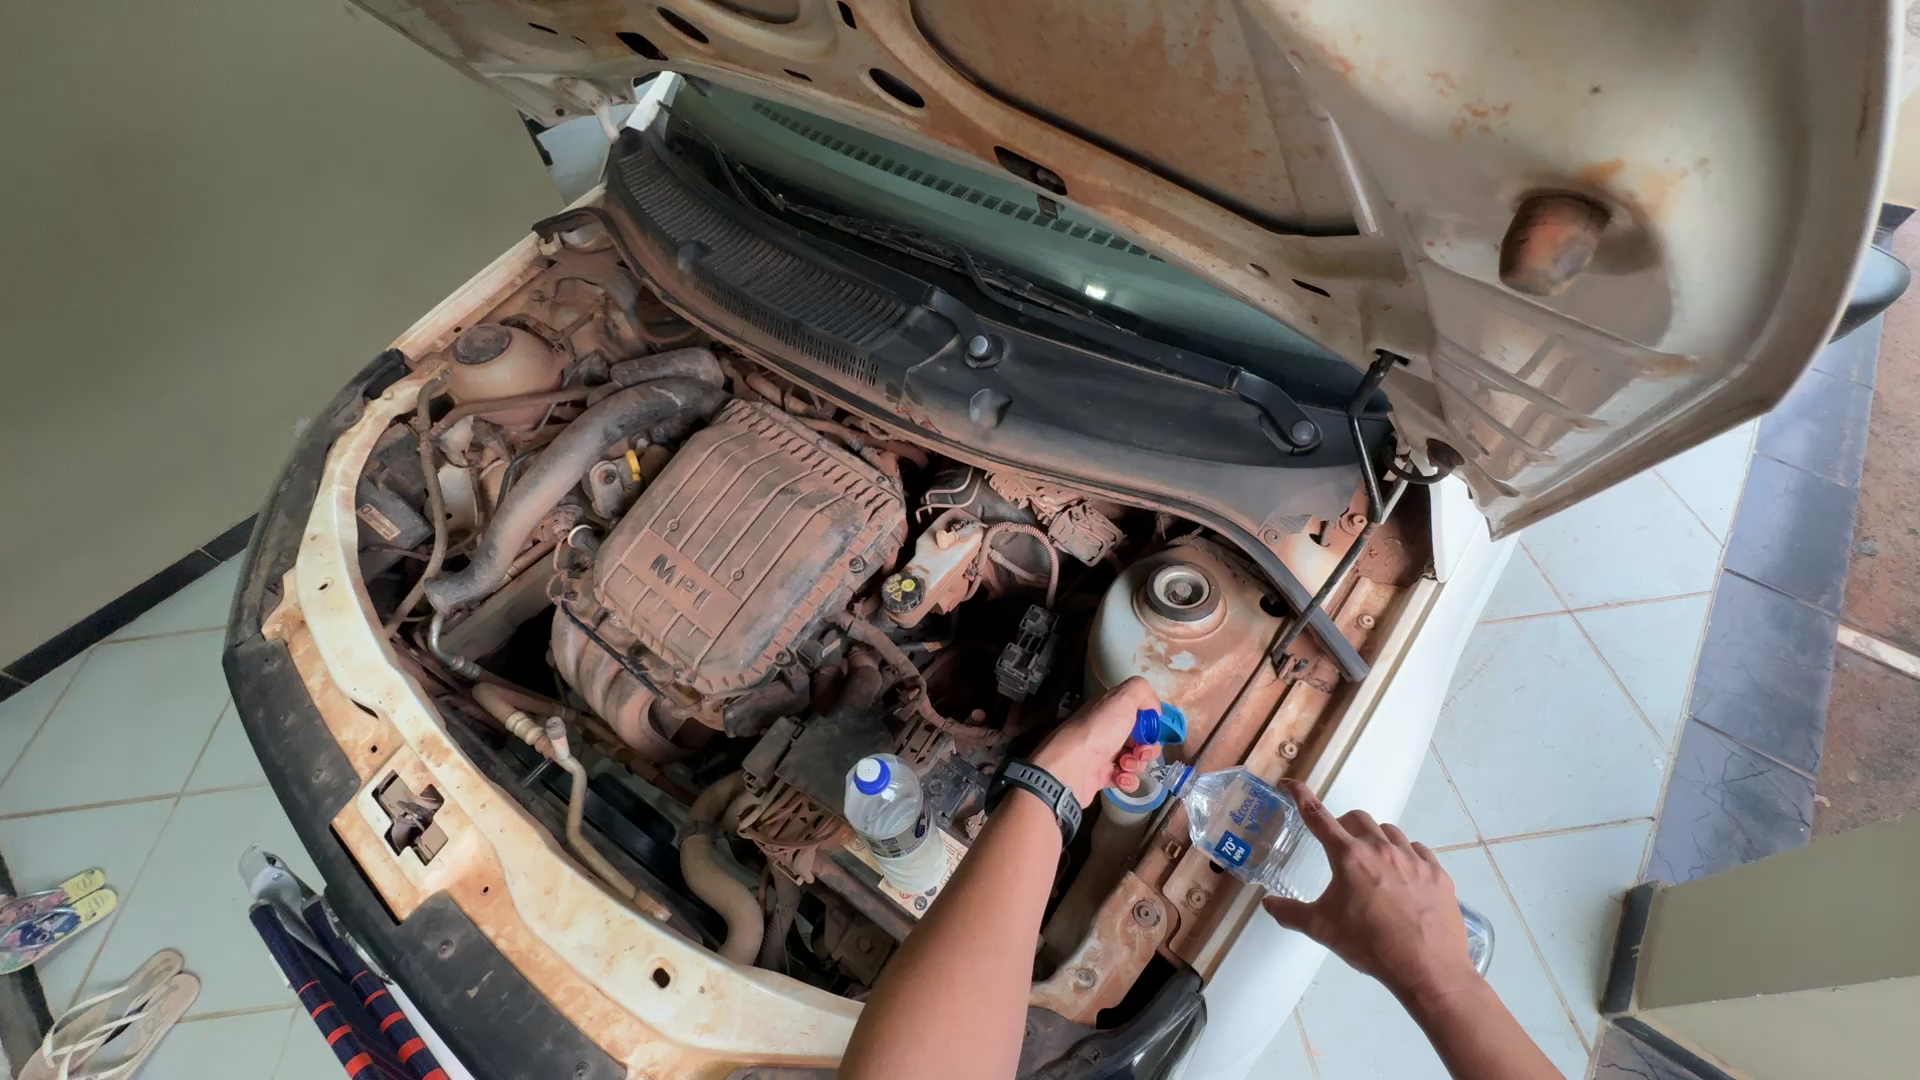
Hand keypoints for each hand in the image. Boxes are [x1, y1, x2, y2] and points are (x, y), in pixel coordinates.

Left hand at [1029, 677, 1159, 805]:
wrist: (1069, 769)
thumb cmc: (1098, 731)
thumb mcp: (1121, 699)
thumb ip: (1141, 691)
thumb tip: (1153, 707)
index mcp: (1109, 709)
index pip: (1138, 712)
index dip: (1149, 722)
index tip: (1150, 730)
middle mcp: (1105, 729)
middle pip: (1140, 739)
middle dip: (1147, 747)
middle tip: (1139, 752)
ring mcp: (1102, 754)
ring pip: (1135, 760)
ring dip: (1136, 764)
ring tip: (1124, 765)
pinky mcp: (1100, 777)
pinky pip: (1125, 779)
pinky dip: (1127, 780)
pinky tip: (1120, 779)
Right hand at [1262, 779, 1480, 1005]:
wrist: (1429, 971)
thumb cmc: (1370, 946)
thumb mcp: (1322, 929)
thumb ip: (1291, 913)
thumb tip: (1268, 904)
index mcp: (1348, 856)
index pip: (1317, 815)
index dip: (1300, 795)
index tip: (1290, 784)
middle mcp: (1380, 848)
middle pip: (1357, 817)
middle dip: (1345, 825)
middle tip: (1341, 847)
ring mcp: (1413, 859)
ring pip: (1390, 831)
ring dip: (1376, 839)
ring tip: (1375, 863)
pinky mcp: (1439, 875)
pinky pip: (1420, 851)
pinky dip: (1408, 855)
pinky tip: (1406, 876)